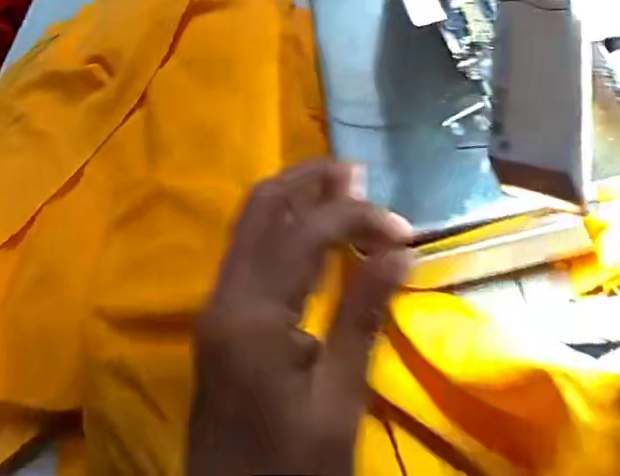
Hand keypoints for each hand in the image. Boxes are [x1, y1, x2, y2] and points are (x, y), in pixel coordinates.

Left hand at [187, 161, 413, 475]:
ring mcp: (215, 302)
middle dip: (308, 181)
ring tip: (342, 190)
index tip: (404, 229)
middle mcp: (224, 292)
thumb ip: (362, 319)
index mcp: (252, 313)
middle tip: (357, 173)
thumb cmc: (292, 472)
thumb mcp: (339, 405)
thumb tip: (398, 252)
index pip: (303, 233)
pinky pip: (246, 250)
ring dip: (293, 198)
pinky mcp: (217, 316)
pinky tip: (312, 233)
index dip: (354, 217)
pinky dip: (280, 228)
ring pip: (248, 222)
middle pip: (261, 207)